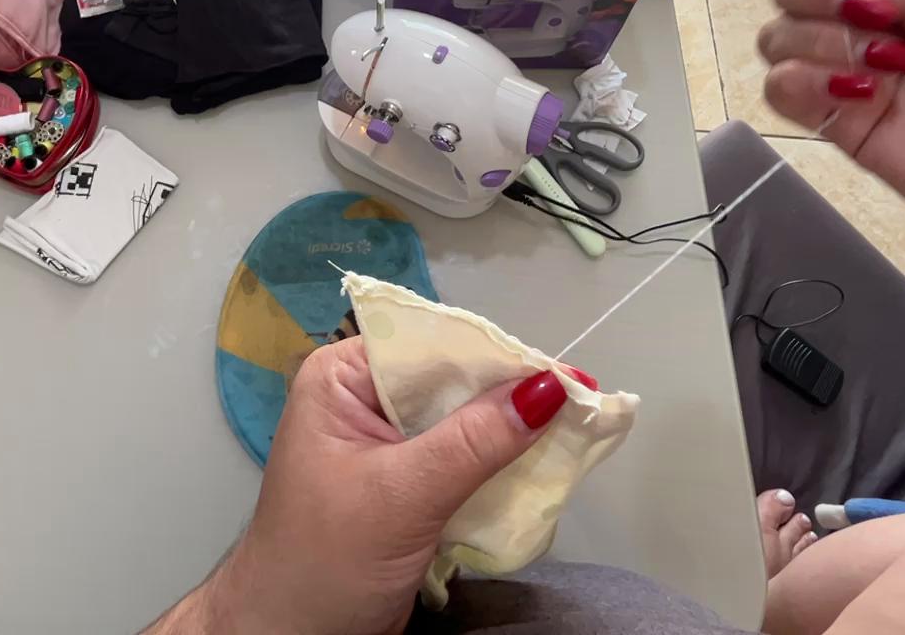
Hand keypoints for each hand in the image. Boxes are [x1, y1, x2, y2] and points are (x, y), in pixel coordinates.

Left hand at [150, 339, 567, 634]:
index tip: (557, 369)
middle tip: (579, 396)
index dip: (490, 353)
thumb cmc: (324, 561)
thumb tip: (548, 388)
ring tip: (574, 425)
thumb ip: (474, 441)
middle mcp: (363, 394)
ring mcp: (385, 437)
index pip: (425, 343)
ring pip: (459, 417)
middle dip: (507, 392)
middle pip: (447, 378)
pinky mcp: (405, 478)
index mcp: (342, 375)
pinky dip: (495, 462)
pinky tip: (538, 461)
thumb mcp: (402, 494)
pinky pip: (459, 455)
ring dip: (508, 429)